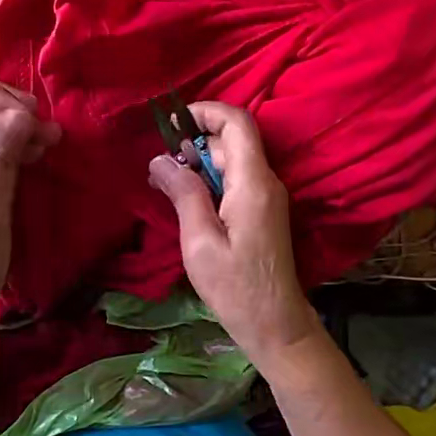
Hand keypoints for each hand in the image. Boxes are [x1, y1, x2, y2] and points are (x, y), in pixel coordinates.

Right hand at [148, 102, 323, 362]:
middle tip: (160, 170)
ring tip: (166, 187)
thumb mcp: (199, 241)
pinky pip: (235, 181)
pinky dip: (209, 183)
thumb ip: (183, 194)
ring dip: (198, 166)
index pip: (237, 122)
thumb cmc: (235, 286)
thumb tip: (160, 159)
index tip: (173, 124)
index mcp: (252, 183)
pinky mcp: (262, 212)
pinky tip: (187, 203)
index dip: (206, 112)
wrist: (275, 323)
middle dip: (193, 145)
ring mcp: (267, 197)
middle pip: (231, 141)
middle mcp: (265, 182)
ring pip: (231, 161)